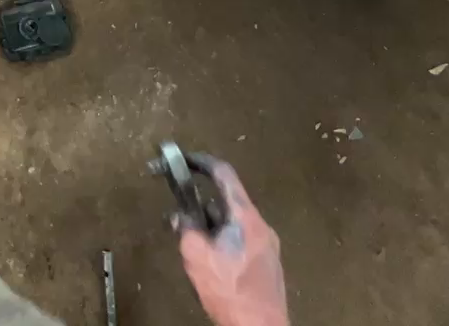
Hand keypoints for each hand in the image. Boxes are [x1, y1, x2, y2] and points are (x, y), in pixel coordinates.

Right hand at [178, 162, 288, 325]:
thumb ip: (186, 225)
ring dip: (211, 226)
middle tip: (180, 215)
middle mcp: (261, 226)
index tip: (181, 159)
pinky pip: (241, 240)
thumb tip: (182, 214)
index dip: (200, 162)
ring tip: (193, 246)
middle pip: (227, 200)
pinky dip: (223, 240)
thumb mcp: (195, 253)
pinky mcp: (268, 265)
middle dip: (201, 205)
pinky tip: (211, 262)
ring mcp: (268, 247)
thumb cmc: (228, 289)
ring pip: (233, 223)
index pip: (223, 173)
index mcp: (245, 217)